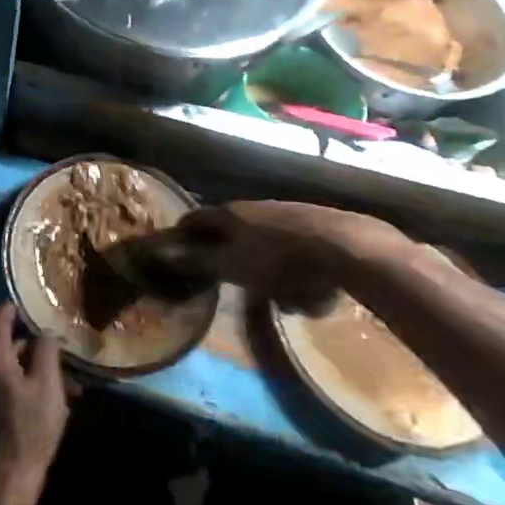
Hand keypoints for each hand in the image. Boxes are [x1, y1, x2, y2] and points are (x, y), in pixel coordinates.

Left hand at [0, 303, 69, 479]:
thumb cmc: (32, 426)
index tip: (26, 300)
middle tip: (62, 349)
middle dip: (37, 346)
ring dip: (41, 370)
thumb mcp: (48, 384)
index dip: (11, 309)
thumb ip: (46, 352)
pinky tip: (58, 403)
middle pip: (9, 346)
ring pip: (15, 368)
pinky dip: (33, 386)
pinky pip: (13, 386)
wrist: (10, 474)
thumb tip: (45, 331)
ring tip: (72, 388)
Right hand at [139, 201, 406, 308]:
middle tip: (228, 281)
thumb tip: (158, 254)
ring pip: (265, 244)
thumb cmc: (277, 259)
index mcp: (229, 212)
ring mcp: (288, 214)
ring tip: (278, 297)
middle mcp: (255, 207)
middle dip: (229, 259)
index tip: (174, 253)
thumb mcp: (229, 266)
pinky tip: (307, 289)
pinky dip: (294, 270)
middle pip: (231, 232)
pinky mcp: (318, 225)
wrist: (347, 248)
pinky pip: (295, 251)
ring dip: (265, 268)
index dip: (181, 236)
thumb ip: (194, 261)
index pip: (193, 219)